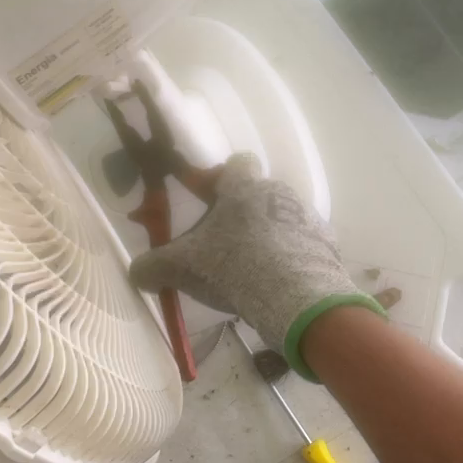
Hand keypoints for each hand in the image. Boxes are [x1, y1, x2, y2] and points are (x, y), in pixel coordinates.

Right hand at [127, 153, 383, 380]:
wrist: (296, 298)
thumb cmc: (233, 267)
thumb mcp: (181, 268)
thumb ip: (153, 266)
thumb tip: (136, 272)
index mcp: (243, 187)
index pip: (236, 163)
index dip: (221, 178)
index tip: (209, 200)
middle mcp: (278, 192)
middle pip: (257, 194)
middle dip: (241, 215)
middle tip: (222, 247)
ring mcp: (306, 218)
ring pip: (281, 220)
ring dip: (267, 238)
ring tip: (251, 273)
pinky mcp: (326, 247)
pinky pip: (303, 247)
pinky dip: (290, 260)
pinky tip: (277, 286)